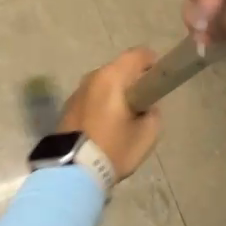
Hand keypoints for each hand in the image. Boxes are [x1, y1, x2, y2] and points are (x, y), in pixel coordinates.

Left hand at [57, 48, 161, 178]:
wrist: (73, 170)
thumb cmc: (113, 148)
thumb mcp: (146, 134)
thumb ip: (152, 113)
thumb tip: (146, 107)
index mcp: (112, 77)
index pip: (138, 55)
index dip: (152, 63)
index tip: (157, 80)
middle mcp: (92, 78)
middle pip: (119, 69)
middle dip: (132, 82)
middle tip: (143, 104)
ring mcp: (77, 92)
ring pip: (104, 85)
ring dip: (115, 94)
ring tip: (123, 119)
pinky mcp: (67, 108)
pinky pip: (92, 98)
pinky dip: (101, 105)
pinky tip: (106, 127)